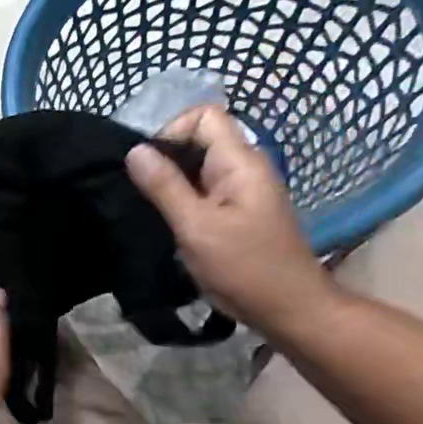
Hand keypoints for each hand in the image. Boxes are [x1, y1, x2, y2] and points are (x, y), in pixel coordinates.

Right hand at [125, 105, 338, 332]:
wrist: (288, 308)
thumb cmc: (243, 267)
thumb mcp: (196, 226)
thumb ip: (164, 186)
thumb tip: (135, 151)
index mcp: (240, 162)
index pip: (204, 116)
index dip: (171, 131)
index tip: (149, 167)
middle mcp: (244, 167)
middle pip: (198, 138)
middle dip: (165, 157)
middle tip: (143, 192)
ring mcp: (241, 189)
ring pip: (197, 165)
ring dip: (170, 180)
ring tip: (152, 209)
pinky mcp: (235, 210)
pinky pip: (202, 189)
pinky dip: (181, 198)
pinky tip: (169, 222)